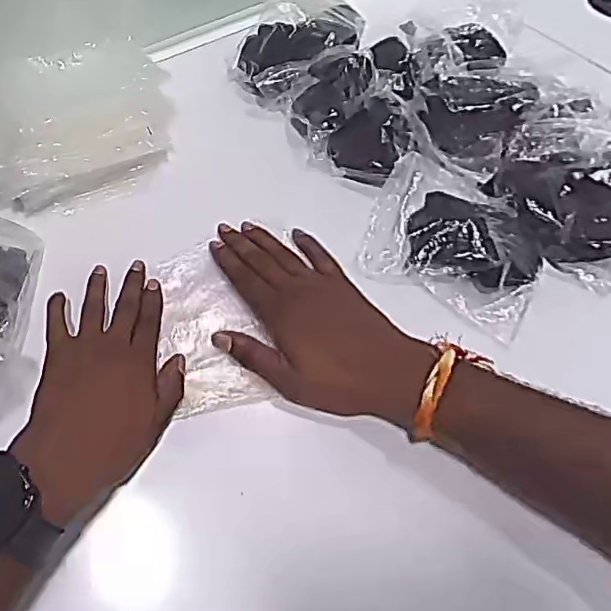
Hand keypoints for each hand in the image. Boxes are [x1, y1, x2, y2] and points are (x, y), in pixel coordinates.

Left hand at [11, 262, 186, 525]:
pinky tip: (60, 298)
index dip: (153, 303)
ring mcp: (82, 348)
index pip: (149, 324)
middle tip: (136, 268)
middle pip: (124, 309)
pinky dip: (58, 308)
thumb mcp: (153, 424)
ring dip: (97, 288)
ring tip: (101, 272)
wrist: (66, 455)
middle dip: (132, 286)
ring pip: (92, 308)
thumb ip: (168, 390)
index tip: (154, 286)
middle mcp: (111, 348)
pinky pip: (57, 323)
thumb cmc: (111, 447)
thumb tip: (177, 362)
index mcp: (137, 363)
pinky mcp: (57, 354)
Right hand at [210, 224, 434, 426]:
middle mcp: (297, 293)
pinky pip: (320, 257)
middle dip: (240, 244)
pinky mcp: (342, 287)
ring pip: (284, 254)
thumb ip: (253, 356)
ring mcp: (321, 286)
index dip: (229, 262)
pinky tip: (298, 235)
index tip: (217, 248)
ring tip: (248, 228)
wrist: (393, 374)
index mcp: (280, 314)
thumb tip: (222, 337)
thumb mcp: (289, 381)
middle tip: (225, 230)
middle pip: (261, 261)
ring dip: (264, 239)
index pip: (246, 281)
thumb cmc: (343, 382)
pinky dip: (308, 244)